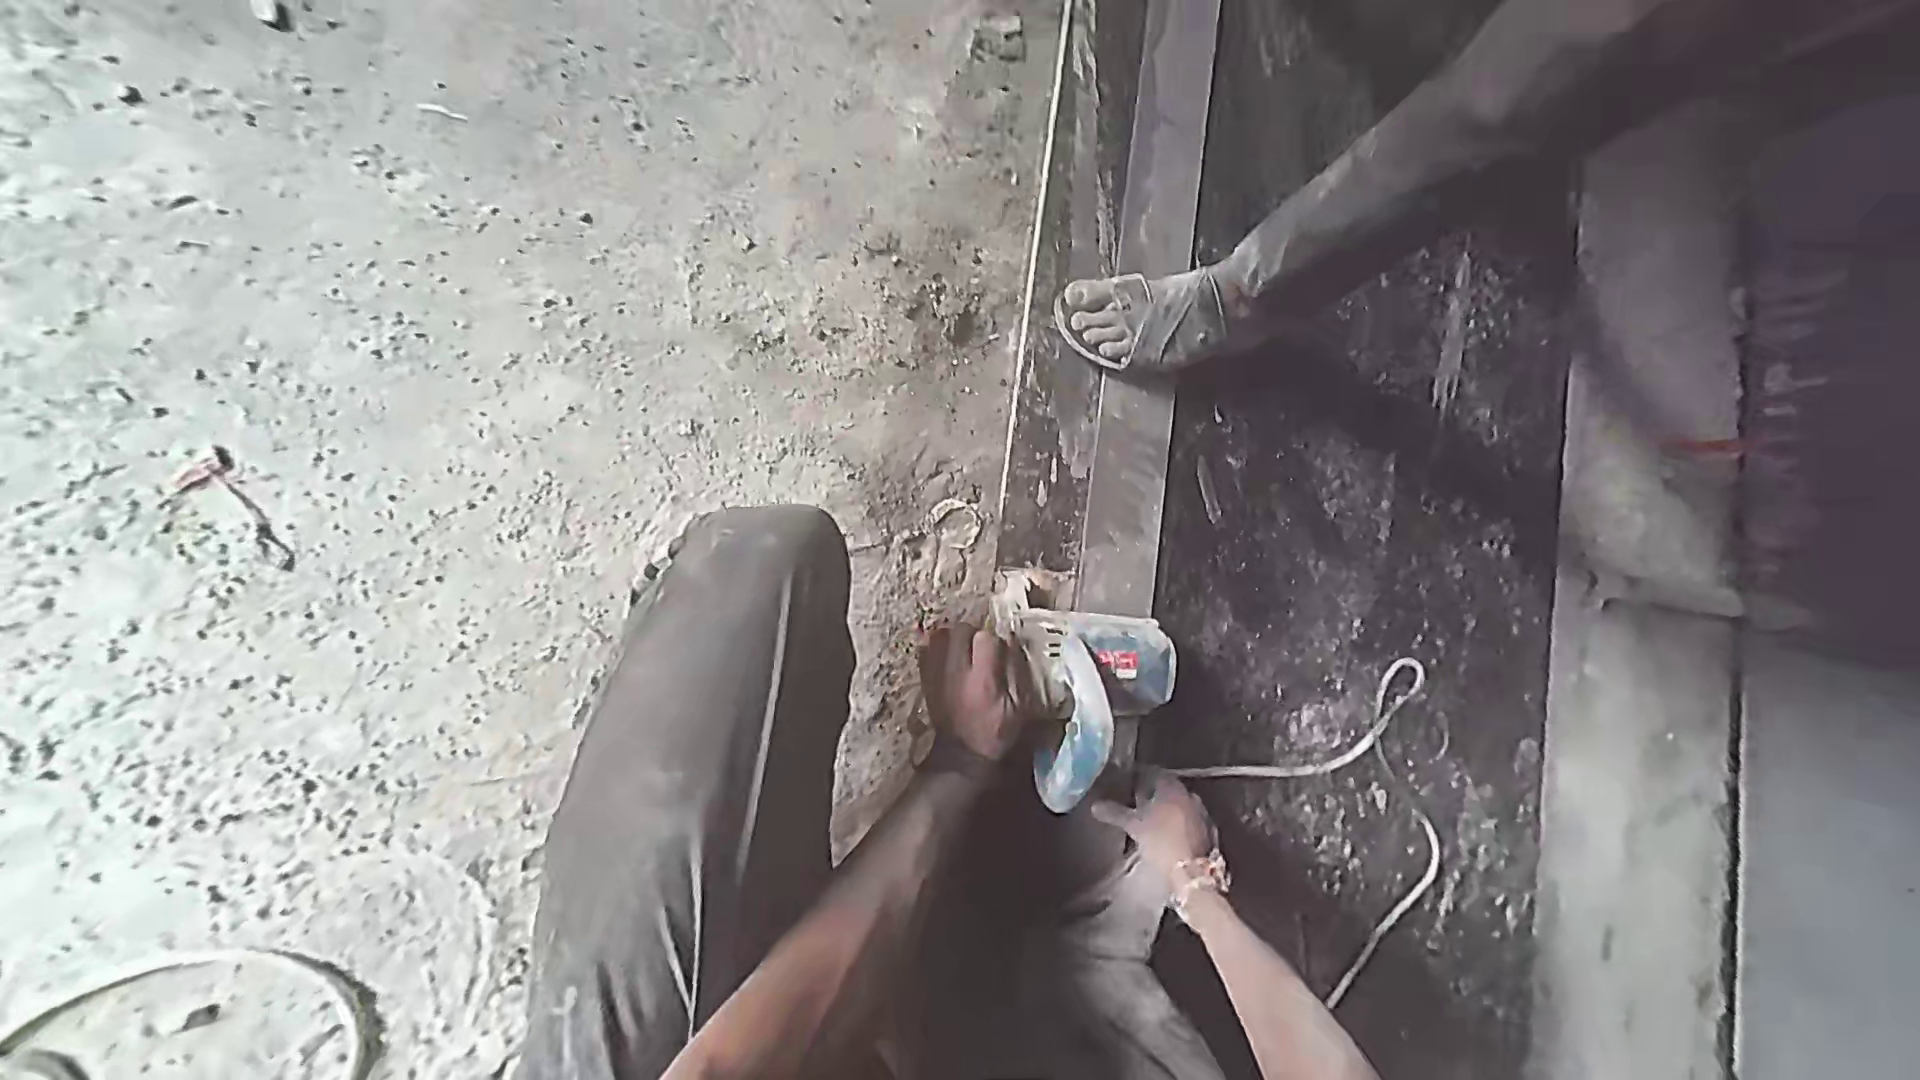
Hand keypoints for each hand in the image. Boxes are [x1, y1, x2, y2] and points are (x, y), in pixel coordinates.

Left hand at [919, 622, 1024, 762]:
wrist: (962, 756)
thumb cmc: (996, 732)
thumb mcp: (1019, 707)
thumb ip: (1016, 671)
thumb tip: (1009, 640)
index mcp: (982, 681)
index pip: (985, 638)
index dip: (995, 642)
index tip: (1000, 653)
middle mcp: (955, 672)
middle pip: (961, 630)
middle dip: (974, 634)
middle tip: (982, 650)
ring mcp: (936, 674)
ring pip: (941, 635)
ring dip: (954, 638)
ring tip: (964, 652)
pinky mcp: (924, 678)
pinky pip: (926, 648)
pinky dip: (937, 647)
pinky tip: (948, 657)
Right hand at [1091, 770, 1217, 891]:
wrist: (1193, 875)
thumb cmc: (1161, 842)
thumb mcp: (1134, 827)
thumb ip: (1115, 813)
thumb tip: (1095, 805)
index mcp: (1172, 788)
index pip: (1155, 772)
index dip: (1141, 775)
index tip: (1128, 780)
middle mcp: (1189, 796)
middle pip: (1169, 788)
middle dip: (1154, 792)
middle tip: (1137, 800)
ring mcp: (1202, 814)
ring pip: (1181, 805)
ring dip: (1168, 808)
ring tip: (1152, 818)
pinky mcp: (1209, 833)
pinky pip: (1190, 820)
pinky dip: (1179, 822)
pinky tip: (1169, 833)